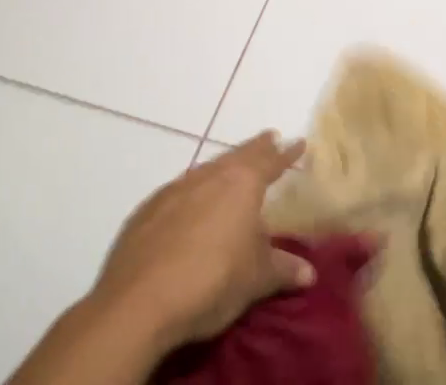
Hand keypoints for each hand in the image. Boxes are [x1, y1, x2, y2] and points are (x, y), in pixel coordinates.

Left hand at [86, 133, 315, 355]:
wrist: (137, 305)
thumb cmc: (211, 282)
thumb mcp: (256, 279)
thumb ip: (283, 270)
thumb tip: (309, 273)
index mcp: (242, 185)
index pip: (271, 162)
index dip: (286, 153)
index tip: (298, 142)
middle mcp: (208, 178)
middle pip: (237, 156)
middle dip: (255, 149)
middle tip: (268, 141)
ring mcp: (172, 192)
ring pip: (205, 170)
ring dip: (221, 168)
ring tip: (230, 171)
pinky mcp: (144, 213)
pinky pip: (177, 192)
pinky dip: (192, 192)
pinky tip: (189, 206)